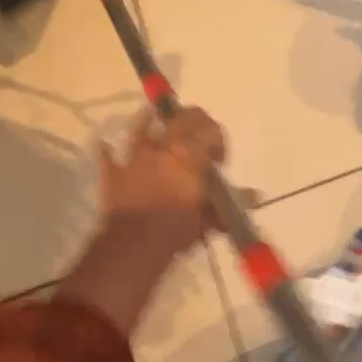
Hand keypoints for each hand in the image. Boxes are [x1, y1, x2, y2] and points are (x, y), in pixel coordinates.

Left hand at [98, 106, 226, 256]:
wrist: (135, 244)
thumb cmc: (177, 229)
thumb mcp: (209, 218)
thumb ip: (230, 203)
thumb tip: (256, 196)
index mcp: (190, 154)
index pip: (211, 130)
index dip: (218, 141)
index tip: (218, 160)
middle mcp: (162, 147)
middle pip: (180, 118)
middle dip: (192, 120)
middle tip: (196, 133)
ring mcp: (134, 158)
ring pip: (141, 126)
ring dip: (148, 120)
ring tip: (152, 116)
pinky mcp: (113, 173)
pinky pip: (107, 157)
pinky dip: (107, 151)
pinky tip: (105, 146)